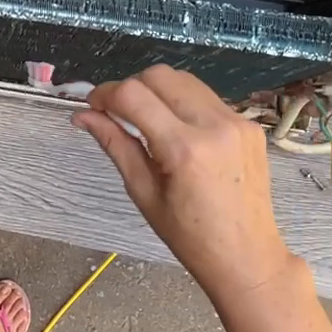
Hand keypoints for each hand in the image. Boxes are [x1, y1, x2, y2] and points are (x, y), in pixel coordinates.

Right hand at [73, 66, 303, 306]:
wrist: (246, 255)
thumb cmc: (188, 235)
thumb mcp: (142, 191)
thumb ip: (114, 144)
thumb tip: (82, 116)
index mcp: (184, 149)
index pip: (133, 95)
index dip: (105, 94)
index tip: (92, 107)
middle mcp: (214, 125)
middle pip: (159, 76)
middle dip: (130, 87)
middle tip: (117, 113)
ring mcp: (237, 122)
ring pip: (184, 80)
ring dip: (156, 91)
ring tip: (145, 120)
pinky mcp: (249, 124)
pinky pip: (206, 97)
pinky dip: (182, 103)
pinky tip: (176, 130)